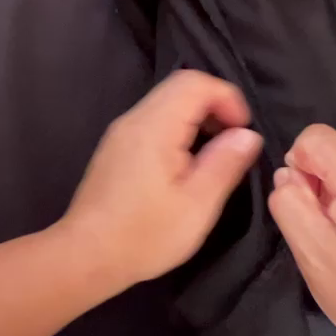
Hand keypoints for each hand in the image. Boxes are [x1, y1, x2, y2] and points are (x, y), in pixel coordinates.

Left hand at [52, 70, 263, 289]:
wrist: (88, 253)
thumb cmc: (146, 233)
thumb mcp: (197, 204)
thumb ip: (225, 163)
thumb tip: (248, 134)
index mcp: (154, 125)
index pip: (194, 82)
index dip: (227, 97)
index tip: (244, 131)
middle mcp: (134, 118)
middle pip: (179, 86)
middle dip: (214, 105)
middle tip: (234, 141)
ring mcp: (121, 130)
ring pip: (165, 101)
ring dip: (197, 117)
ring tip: (215, 154)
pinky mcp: (116, 145)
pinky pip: (153, 118)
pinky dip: (178, 127)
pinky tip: (187, 161)